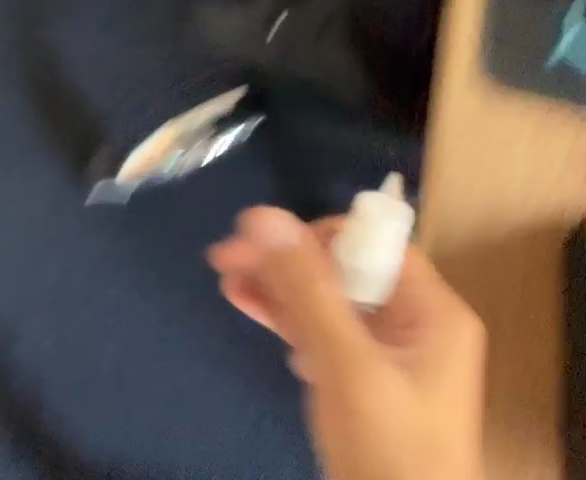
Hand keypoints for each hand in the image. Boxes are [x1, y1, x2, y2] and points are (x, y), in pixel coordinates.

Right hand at [207, 207, 485, 479]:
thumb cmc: (387, 439)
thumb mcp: (344, 361)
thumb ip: (305, 287)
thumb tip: (261, 213)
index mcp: (430, 312)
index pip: (369, 242)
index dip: (310, 235)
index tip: (255, 245)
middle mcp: (411, 320)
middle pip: (337, 264)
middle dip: (279, 259)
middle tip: (222, 262)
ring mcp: (385, 345)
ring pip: (320, 291)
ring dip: (272, 282)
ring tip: (226, 284)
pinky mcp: (359, 366)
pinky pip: (315, 320)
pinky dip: (280, 310)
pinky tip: (245, 306)